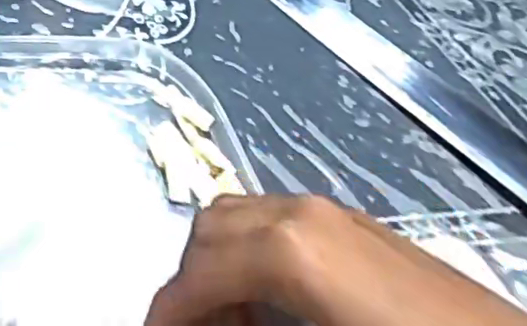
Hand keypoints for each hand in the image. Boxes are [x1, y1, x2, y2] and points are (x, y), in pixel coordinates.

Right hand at [144, 195, 526, 325]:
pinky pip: (275, 222)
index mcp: (291, 250)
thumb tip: (210, 323)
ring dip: (218, 262)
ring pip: (239, 215)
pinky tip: (273, 302)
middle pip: (211, 229)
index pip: (202, 270)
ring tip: (228, 319)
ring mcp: (330, 211)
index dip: (170, 307)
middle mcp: (298, 213)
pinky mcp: (356, 224)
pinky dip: (252, 254)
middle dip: (190, 281)